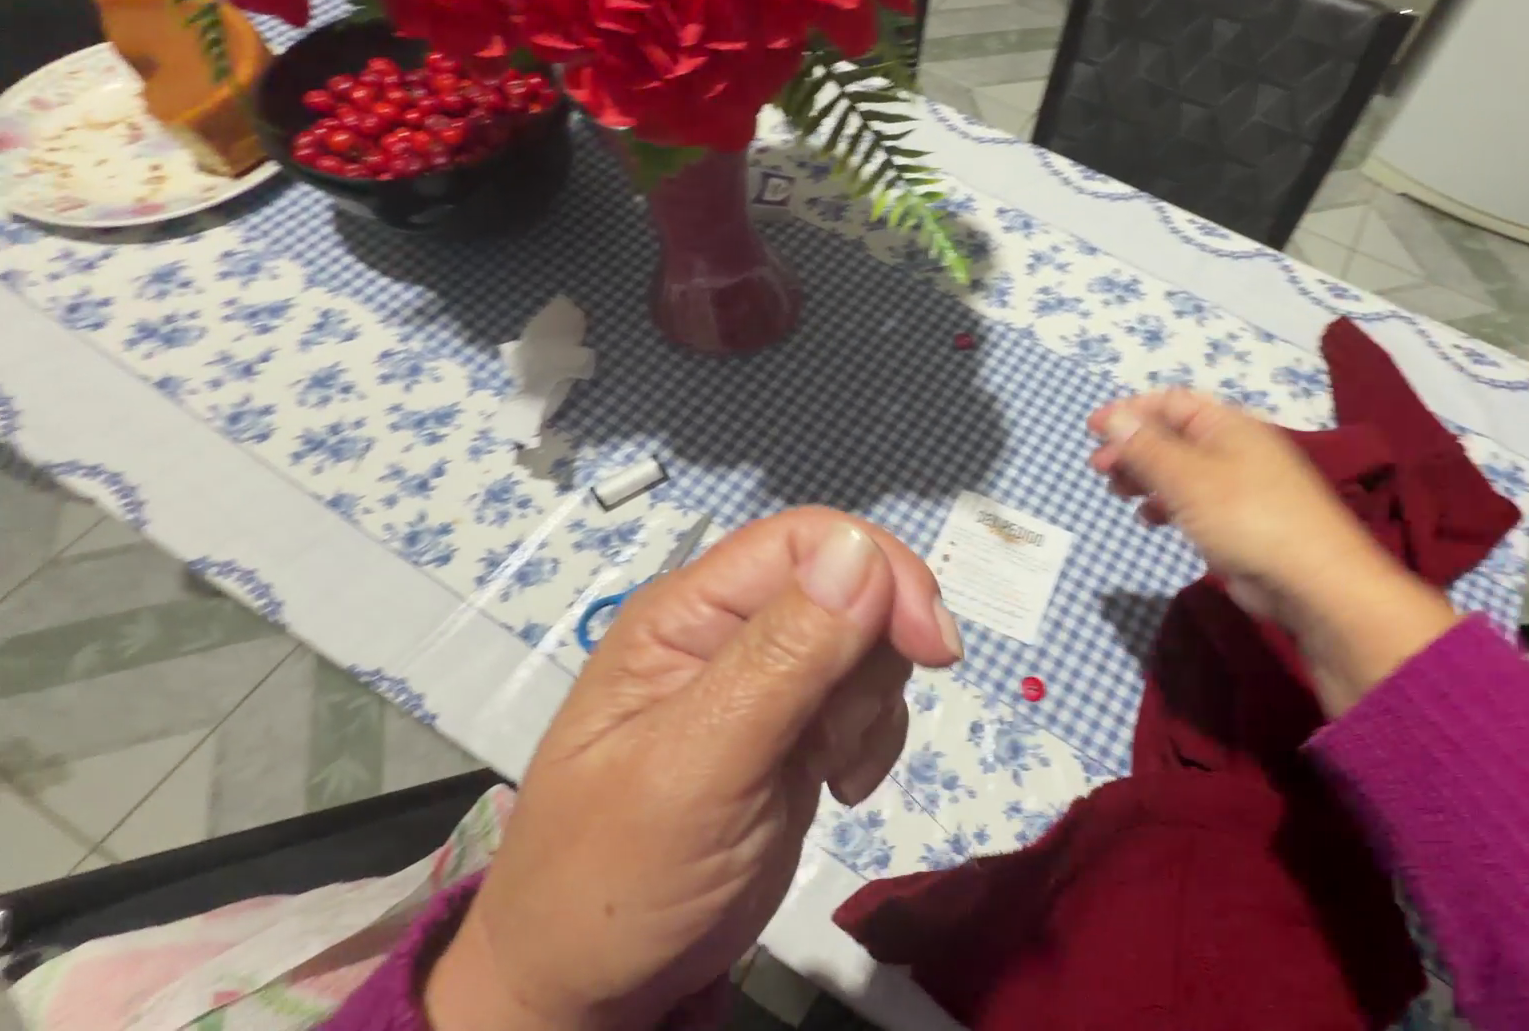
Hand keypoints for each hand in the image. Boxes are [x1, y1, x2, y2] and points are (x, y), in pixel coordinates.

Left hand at [425, 508, 964, 1030]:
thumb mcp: (697, 766)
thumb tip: (862, 550)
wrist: (597, 987)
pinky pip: (869, 703)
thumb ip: (782, 657)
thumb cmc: (617, 876)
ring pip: (869, 646)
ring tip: (825, 766)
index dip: (881, 570)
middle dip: (874, 657)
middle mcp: (733, 631)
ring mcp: (771, 683)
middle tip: (844, 734)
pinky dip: (873, 741)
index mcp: (691, 612)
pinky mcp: (800, 731)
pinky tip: (837, 787)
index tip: (930, 643)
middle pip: (851, 588)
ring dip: (870, 708)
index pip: (806, 541)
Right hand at [1088, 389, 1456, 713]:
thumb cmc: (1246, 518)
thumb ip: (1146, 447)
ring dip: (1144, 477)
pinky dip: (1166, 505)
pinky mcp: (1237, 521)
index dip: (1129, 410)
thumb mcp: (1187, 477)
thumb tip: (1113, 417)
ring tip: (1117, 494)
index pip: (1171, 402)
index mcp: (1227, 426)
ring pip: (1179, 471)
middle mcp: (1232, 449)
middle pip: (1172, 436)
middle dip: (1132, 447)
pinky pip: (1192, 502)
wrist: (1311, 582)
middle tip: (1098, 468)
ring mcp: (1237, 486)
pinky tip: (1148, 520)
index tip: (1091, 429)